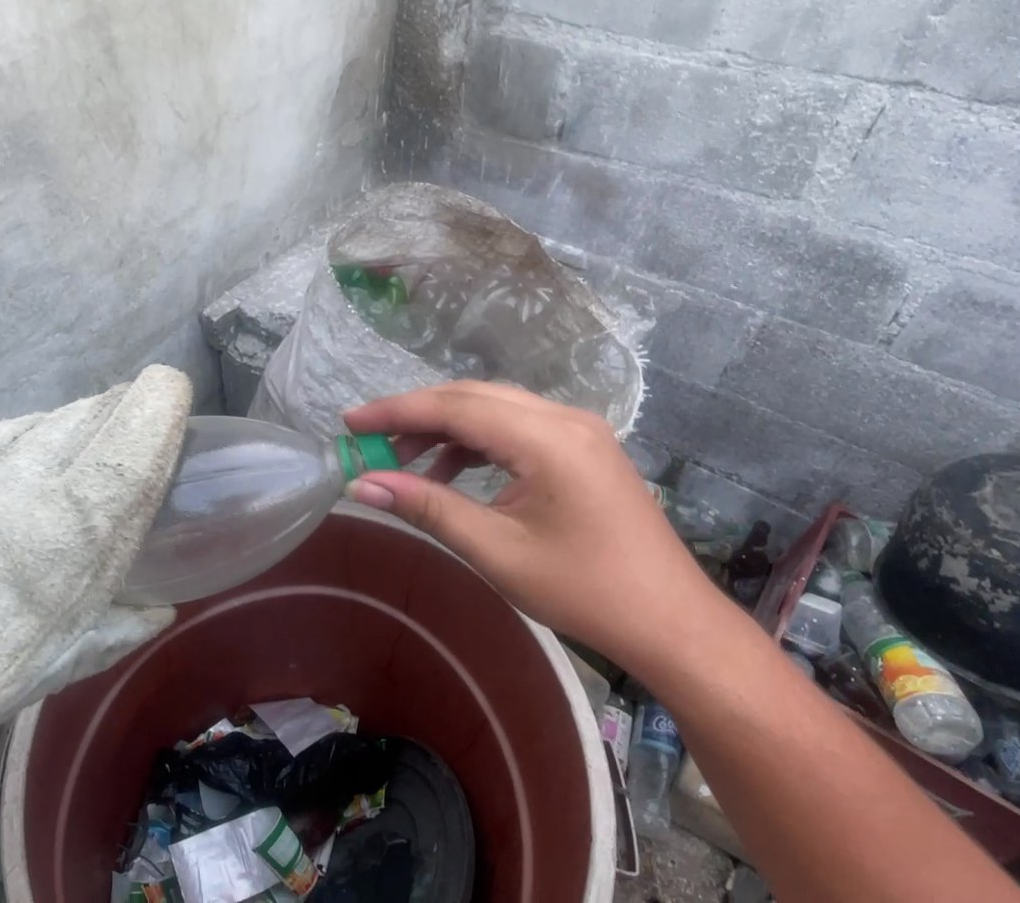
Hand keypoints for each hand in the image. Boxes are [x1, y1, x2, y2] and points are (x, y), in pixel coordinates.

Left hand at [0, 364, 192, 723]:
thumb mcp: (68, 659)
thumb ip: (122, 625)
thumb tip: (157, 613)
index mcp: (81, 523)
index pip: (135, 429)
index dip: (161, 399)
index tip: (171, 396)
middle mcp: (34, 474)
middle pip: (93, 410)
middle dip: (122, 409)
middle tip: (131, 426)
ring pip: (47, 418)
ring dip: (74, 425)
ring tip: (77, 449)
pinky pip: (0, 431)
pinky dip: (25, 437)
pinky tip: (21, 459)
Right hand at [342, 381, 733, 677]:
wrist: (670, 621)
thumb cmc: (585, 591)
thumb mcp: (496, 551)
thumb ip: (427, 508)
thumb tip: (362, 485)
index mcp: (548, 439)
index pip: (455, 407)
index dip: (396, 412)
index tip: (349, 424)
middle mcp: (565, 418)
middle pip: (473, 397)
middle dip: (415, 415)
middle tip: (368, 441)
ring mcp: (579, 430)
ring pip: (494, 408)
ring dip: (445, 428)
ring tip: (404, 461)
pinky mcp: (583, 448)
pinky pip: (516, 427)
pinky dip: (476, 442)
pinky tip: (451, 472)